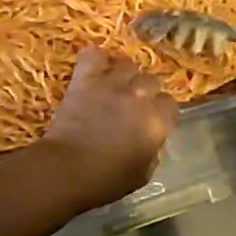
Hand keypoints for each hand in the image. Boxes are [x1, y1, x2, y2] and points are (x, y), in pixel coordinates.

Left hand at [36, 48, 178, 210]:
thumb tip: (151, 142)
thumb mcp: (141, 175)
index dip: (161, 112)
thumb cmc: (105, 181)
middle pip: (151, 81)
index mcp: (157, 121)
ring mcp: (112, 84)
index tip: (151, 121)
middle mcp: (140, 96)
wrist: (65, 170)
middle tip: (130, 107)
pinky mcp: (85, 80)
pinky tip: (95, 69)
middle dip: (144, 93)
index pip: (170, 104)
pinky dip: (96, 59)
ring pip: (127, 65)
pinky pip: (94, 55)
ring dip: (124, 75)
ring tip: (114, 87)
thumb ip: (152, 152)